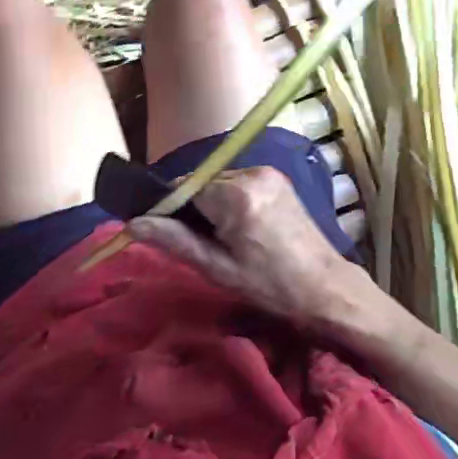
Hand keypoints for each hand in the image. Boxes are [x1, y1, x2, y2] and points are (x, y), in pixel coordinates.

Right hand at [128, 167, 391, 337]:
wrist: (324, 286)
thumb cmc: (270, 285)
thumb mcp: (216, 267)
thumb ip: (174, 240)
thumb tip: (133, 223)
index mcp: (236, 194)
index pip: (182, 187)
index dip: (169, 208)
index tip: (164, 231)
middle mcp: (252, 172)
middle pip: (202, 182)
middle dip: (192, 207)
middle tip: (199, 243)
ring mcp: (269, 173)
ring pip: (219, 182)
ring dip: (212, 204)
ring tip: (222, 239)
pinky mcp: (279, 179)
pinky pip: (239, 183)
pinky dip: (231, 200)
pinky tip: (239, 228)